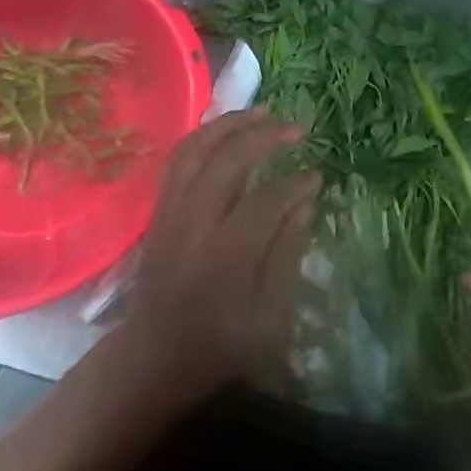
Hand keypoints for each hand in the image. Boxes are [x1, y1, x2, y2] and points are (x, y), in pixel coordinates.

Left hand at [125, 108, 318, 396]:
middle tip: (296, 128)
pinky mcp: (157, 213)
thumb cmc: (219, 347)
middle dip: (264, 136)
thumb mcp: (269, 318)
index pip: (267, 200)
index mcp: (225, 257)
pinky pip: (177, 161)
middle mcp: (192, 225)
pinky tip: (224, 132)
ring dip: (228, 125)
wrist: (152, 358)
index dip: (296, 184)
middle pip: (227, 161)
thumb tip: (305, 201)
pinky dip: (202, 138)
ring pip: (194, 150)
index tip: (318, 178)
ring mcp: (169, 214)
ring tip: (261, 112)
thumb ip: (287, 255)